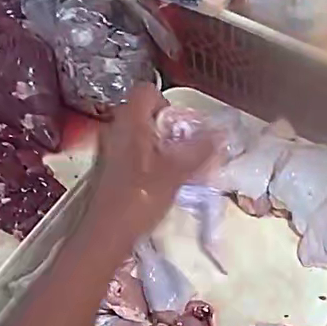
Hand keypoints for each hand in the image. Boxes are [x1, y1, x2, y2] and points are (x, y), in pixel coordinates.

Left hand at [81, 85, 215, 249]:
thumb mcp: (174, 174)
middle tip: (184, 150)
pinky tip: (159, 183)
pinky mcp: (109, 170)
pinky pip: (132, 153)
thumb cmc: (138, 200)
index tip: (182, 128)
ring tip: (175, 168)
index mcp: (129, 122)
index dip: (168, 103)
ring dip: (159, 146)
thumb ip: (197, 151)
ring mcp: (109, 150)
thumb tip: (221, 133)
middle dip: (168, 128)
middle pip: (144, 114)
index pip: (147, 91)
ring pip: (139, 135)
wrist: (105, 234)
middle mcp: (114, 129)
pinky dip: (148, 161)